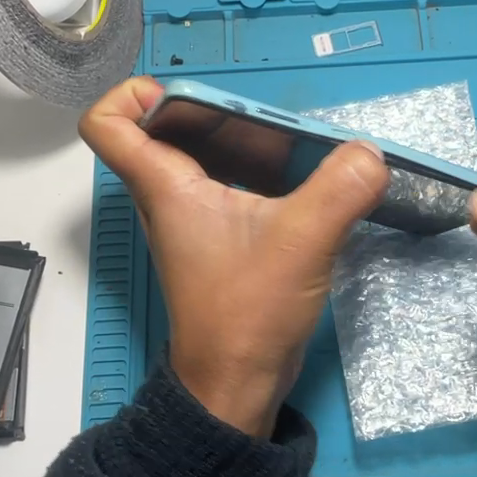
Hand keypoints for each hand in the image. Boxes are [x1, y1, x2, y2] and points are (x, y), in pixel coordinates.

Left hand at [79, 77, 389, 436]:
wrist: (237, 382)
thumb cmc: (247, 310)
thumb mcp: (302, 240)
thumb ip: (340, 189)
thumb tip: (370, 153)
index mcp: (165, 185)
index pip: (106, 124)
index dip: (129, 94)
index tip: (182, 96)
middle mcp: (169, 196)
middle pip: (163, 129)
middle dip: (210, 110)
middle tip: (263, 118)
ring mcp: (192, 219)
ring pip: (198, 157)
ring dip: (237, 140)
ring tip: (289, 141)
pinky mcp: (217, 240)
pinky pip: (224, 185)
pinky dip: (254, 170)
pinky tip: (298, 177)